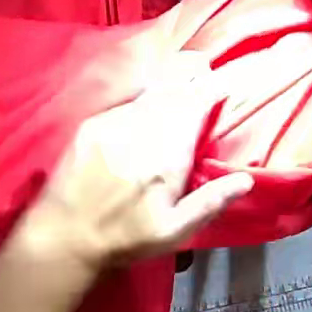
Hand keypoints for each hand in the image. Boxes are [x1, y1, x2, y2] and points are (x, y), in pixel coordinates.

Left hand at [18, 57, 254, 270]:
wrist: (65, 236)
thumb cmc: (126, 238)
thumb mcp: (174, 231)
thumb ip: (210, 202)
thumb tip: (246, 179)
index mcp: (166, 160)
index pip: (194, 108)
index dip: (212, 90)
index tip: (226, 83)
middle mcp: (139, 135)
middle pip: (173, 94)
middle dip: (192, 80)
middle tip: (206, 72)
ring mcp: (111, 126)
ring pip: (149, 94)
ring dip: (169, 86)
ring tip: (183, 80)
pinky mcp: (91, 126)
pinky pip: (125, 103)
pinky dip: (142, 99)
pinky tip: (148, 106)